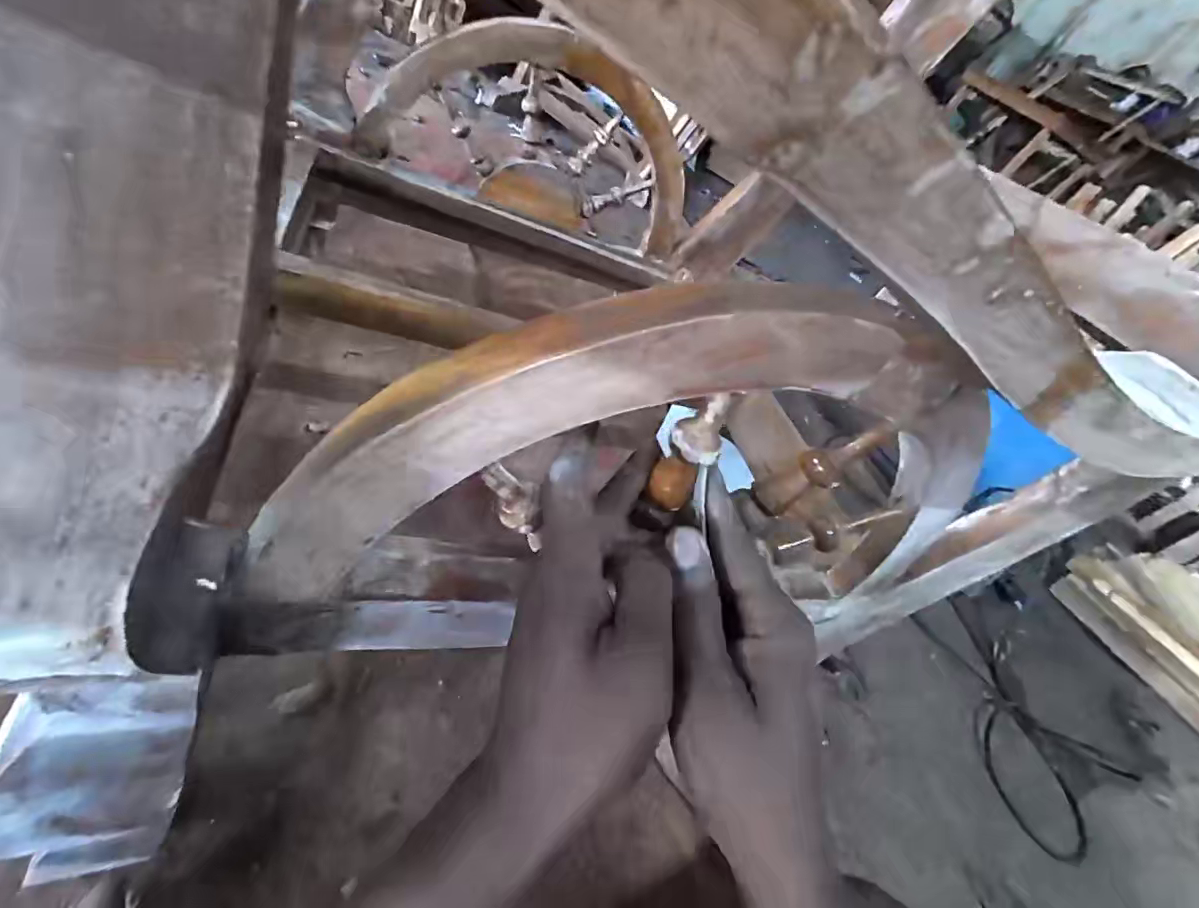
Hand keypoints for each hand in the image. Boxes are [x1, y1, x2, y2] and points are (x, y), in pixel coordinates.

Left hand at [483, 431, 673, 832]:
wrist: (530, 785)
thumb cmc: (588, 727)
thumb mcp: (641, 659)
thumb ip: (651, 590)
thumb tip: (658, 543)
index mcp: (566, 573)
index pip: (569, 491)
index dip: (584, 449)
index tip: (602, 413)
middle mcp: (554, 575)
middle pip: (587, 510)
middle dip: (623, 476)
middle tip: (662, 444)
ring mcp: (554, 601)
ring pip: (593, 541)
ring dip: (627, 513)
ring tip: (667, 485)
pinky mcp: (561, 624)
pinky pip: (595, 571)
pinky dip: (624, 552)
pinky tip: (654, 555)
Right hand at [670, 474, 840, 907]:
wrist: (775, 842)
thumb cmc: (739, 770)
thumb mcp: (706, 689)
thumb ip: (694, 611)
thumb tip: (681, 536)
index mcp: (775, 621)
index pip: (737, 542)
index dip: (710, 498)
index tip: (687, 454)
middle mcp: (779, 619)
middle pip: (732, 556)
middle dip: (693, 519)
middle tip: (646, 482)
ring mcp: (769, 640)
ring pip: (724, 580)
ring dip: (689, 551)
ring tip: (643, 513)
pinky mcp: (754, 658)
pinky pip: (720, 607)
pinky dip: (692, 586)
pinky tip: (659, 573)